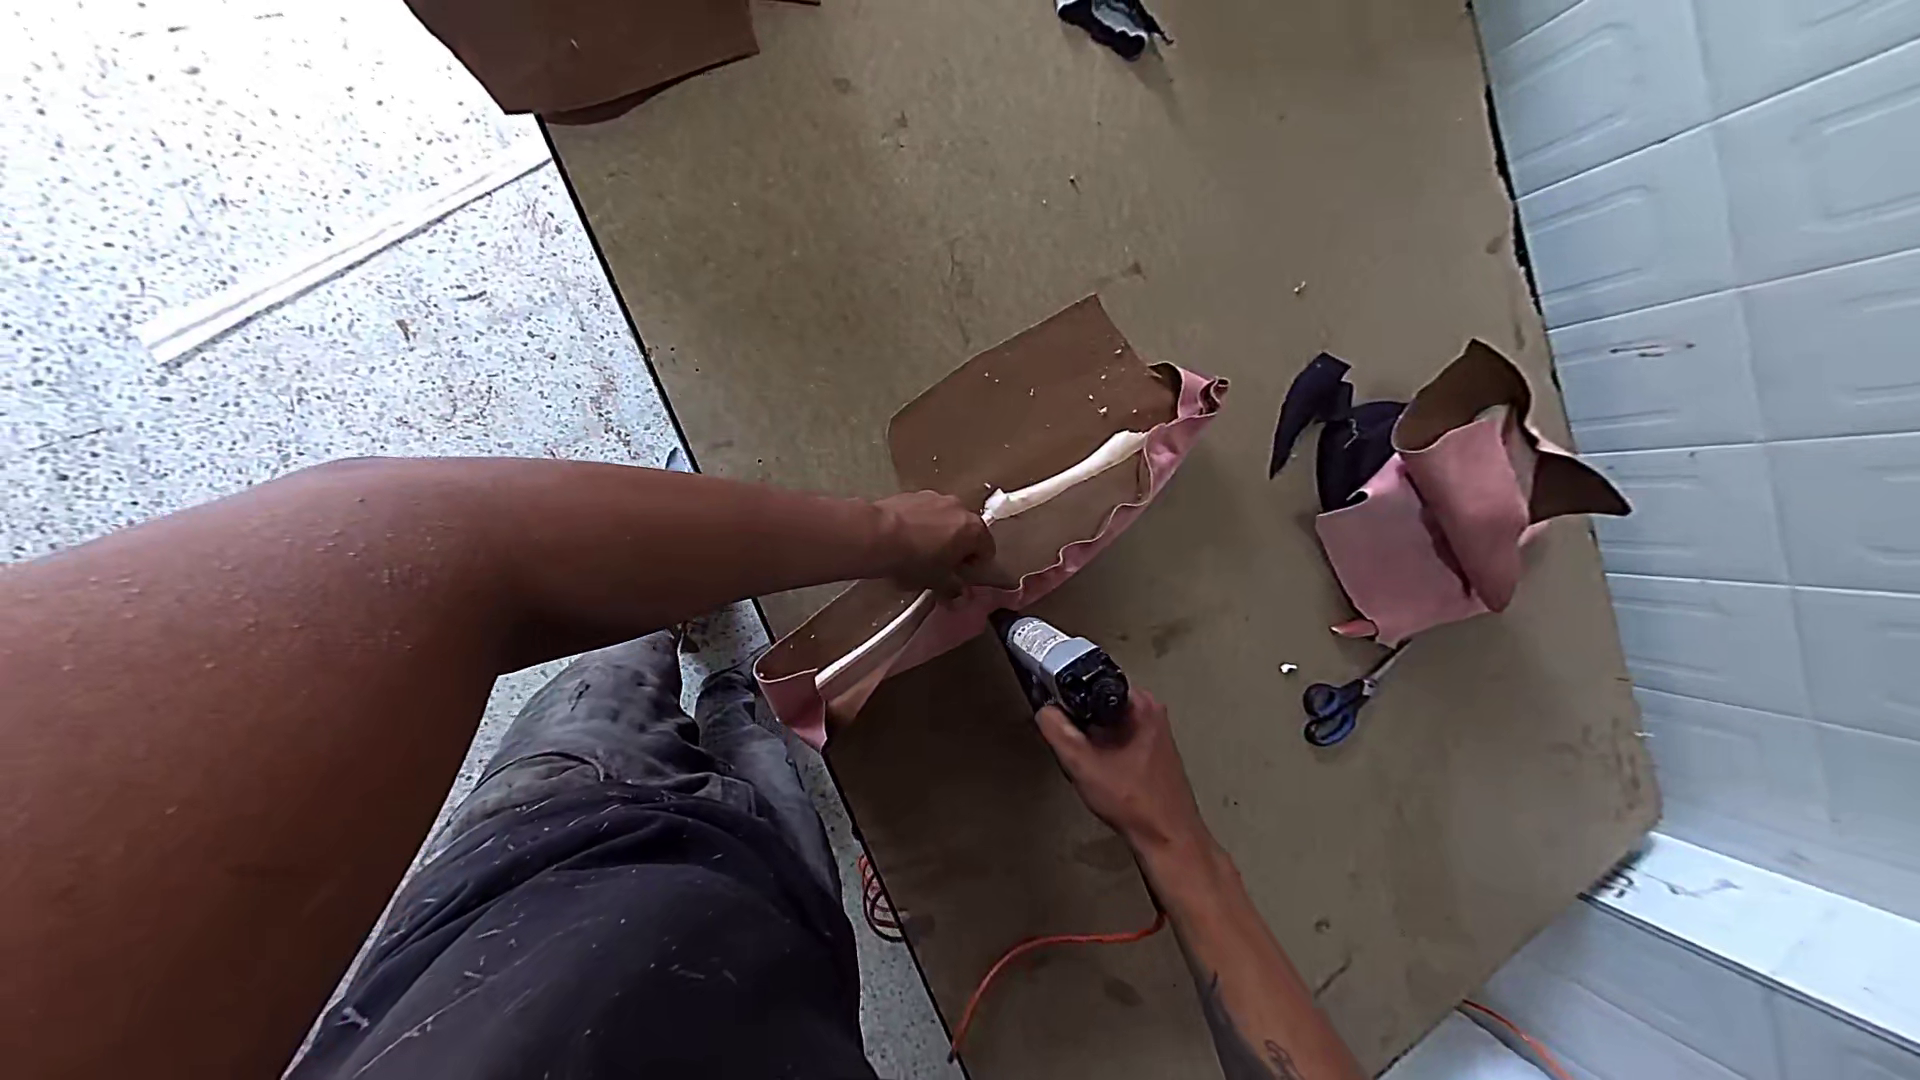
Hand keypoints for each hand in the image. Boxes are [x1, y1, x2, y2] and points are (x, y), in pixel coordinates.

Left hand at [873, 490, 996, 592]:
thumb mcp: (936, 581)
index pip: (987, 550)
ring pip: (944, 520)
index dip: (975, 567)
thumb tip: (960, 597)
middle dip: (956, 549)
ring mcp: (935, 497)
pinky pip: (924, 513)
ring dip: (938, 534)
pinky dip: (919, 524)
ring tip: (917, 552)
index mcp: (974, 529)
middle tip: (939, 567)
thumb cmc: (914, 560)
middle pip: (966, 532)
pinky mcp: (912, 494)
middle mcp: (959, 507)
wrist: (876, 535)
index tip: (959, 577)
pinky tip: (903, 539)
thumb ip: (953, 589)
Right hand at [1034, 688, 1211, 856]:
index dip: (1068, 696)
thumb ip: (1055, 729)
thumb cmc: (1135, 804)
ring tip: (1090, 759)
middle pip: (1098, 699)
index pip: (1092, 680)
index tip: (1058, 711)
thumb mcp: (1080, 762)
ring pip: (1107, 718)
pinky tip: (1103, 769)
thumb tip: (1044, 710)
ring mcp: (1155, 729)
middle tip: (1075, 744)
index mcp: (1140, 704)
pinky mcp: (1154, 747)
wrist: (1166, 839)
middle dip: (1080, 719)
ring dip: (1092, 735)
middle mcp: (1151, 711)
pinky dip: (1104, 746)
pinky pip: (1118, 733)